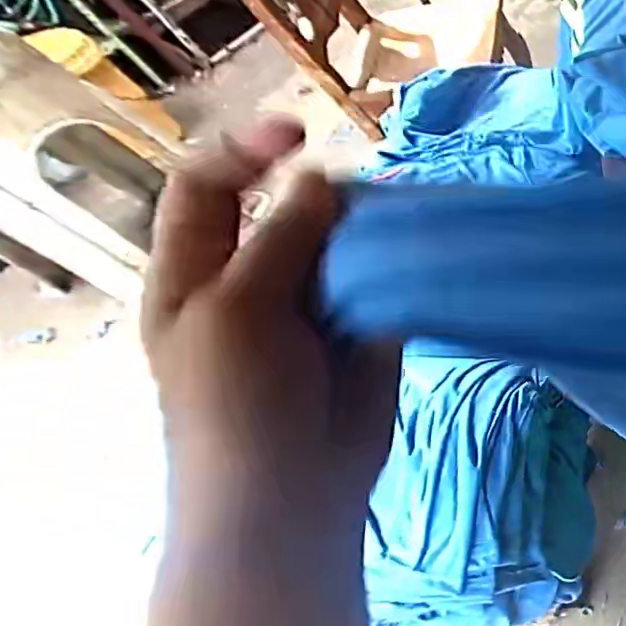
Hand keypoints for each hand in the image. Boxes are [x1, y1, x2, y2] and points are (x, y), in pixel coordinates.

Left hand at [142, 116, 396, 543]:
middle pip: (290, 213)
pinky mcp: (368, 333)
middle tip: (374, 191)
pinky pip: (386, 287)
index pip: (209, 187)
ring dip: (374, 231)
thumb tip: (321, 179)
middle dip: (327, 193)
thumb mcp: (238, 312)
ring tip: (408, 217)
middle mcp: (259, 280)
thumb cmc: (236, 405)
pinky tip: (427, 255)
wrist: (291, 493)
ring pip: (347, 249)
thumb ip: (280, 241)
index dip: (245, 152)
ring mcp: (317, 307)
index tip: (300, 132)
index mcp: (199, 270)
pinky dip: (405, 269)